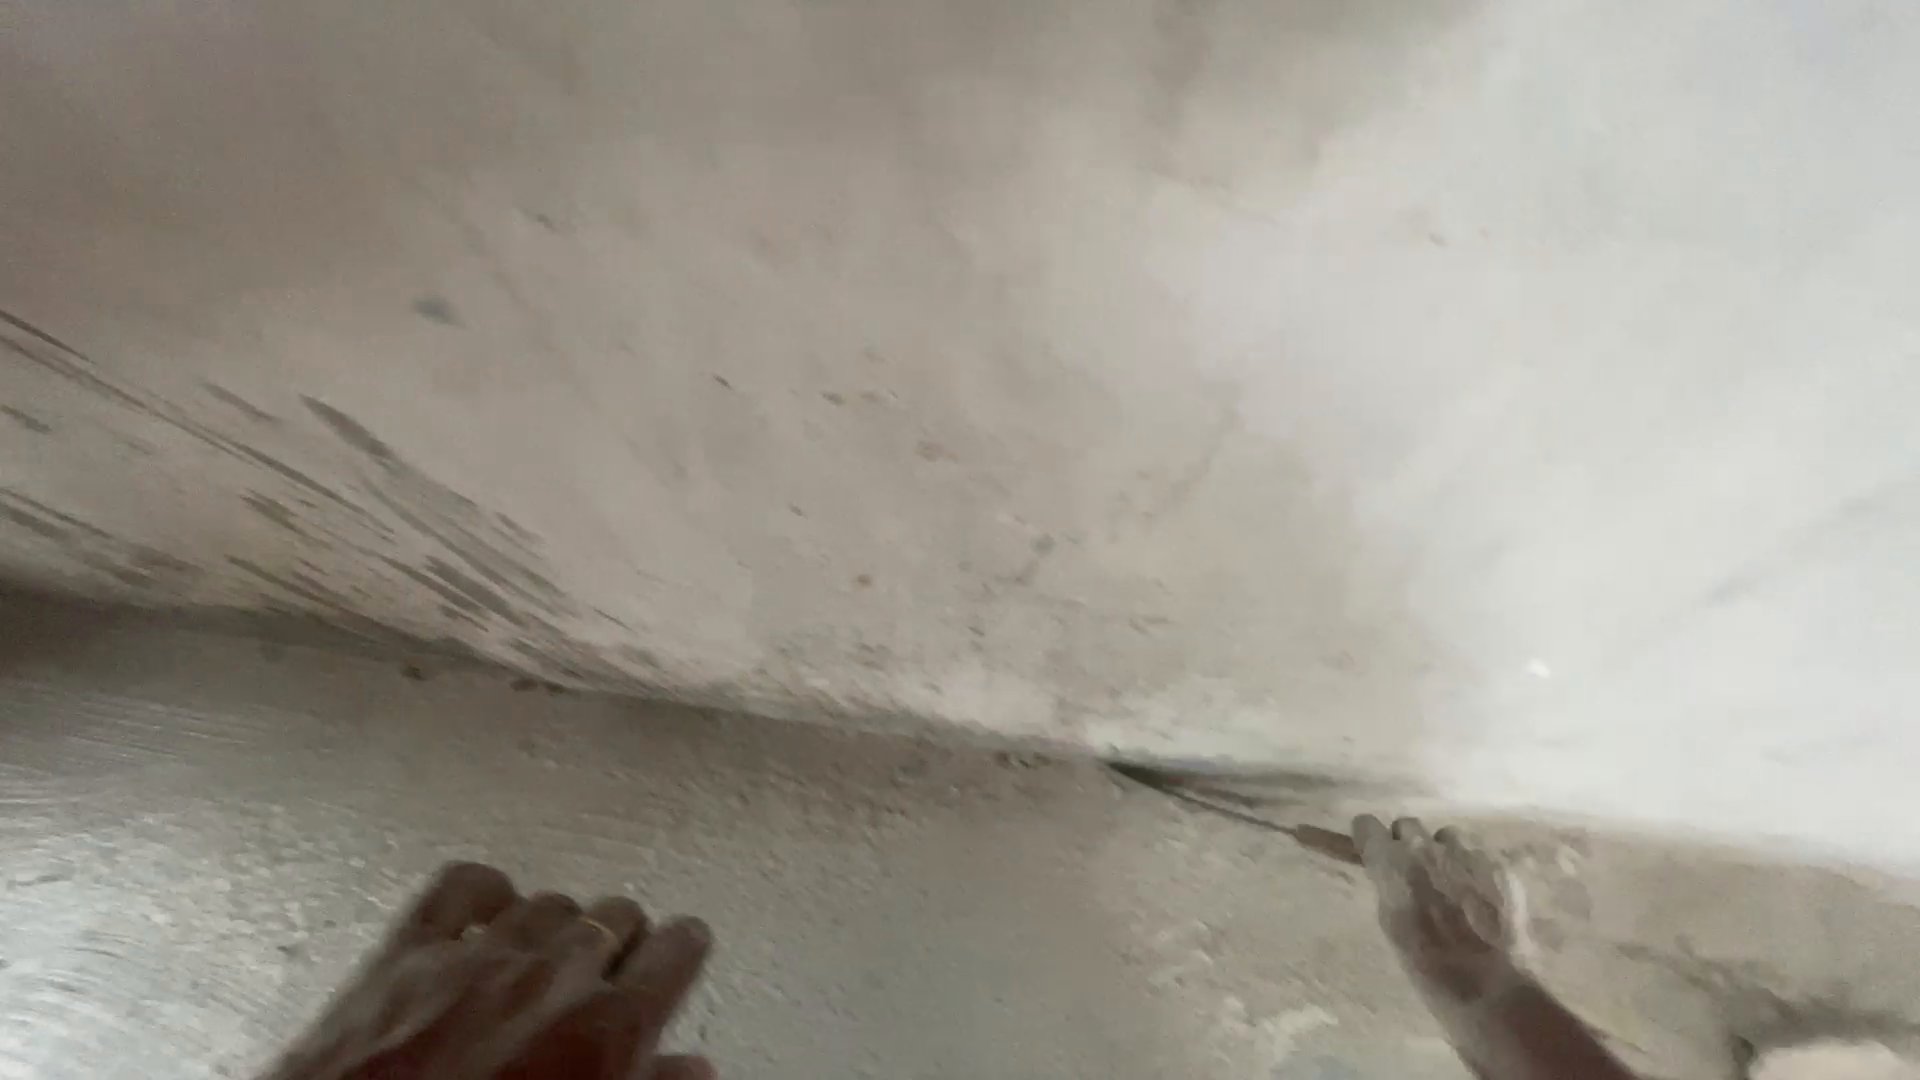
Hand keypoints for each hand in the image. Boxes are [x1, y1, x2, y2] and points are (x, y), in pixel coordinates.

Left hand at [262, 863, 714, 1079]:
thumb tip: (696, 1066)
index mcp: (607, 1029)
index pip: (681, 946)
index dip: (682, 953)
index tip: (675, 962)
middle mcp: (556, 974)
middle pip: (618, 915)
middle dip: (616, 945)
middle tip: (595, 986)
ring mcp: (479, 956)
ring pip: (553, 902)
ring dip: (556, 930)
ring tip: (538, 967)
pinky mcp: (404, 953)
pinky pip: (463, 885)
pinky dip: (482, 897)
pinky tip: (486, 925)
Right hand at [1352, 816, 1514, 1002]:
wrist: (1491, 988)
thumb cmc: (1427, 962)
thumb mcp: (1389, 921)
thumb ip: (1388, 885)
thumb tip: (1390, 873)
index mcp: (1390, 861)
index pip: (1366, 824)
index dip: (1371, 839)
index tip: (1376, 855)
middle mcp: (1425, 848)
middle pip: (1408, 825)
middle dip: (1408, 844)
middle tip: (1415, 872)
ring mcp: (1466, 855)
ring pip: (1448, 836)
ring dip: (1444, 853)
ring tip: (1453, 882)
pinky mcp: (1500, 869)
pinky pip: (1481, 858)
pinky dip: (1477, 873)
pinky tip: (1484, 900)